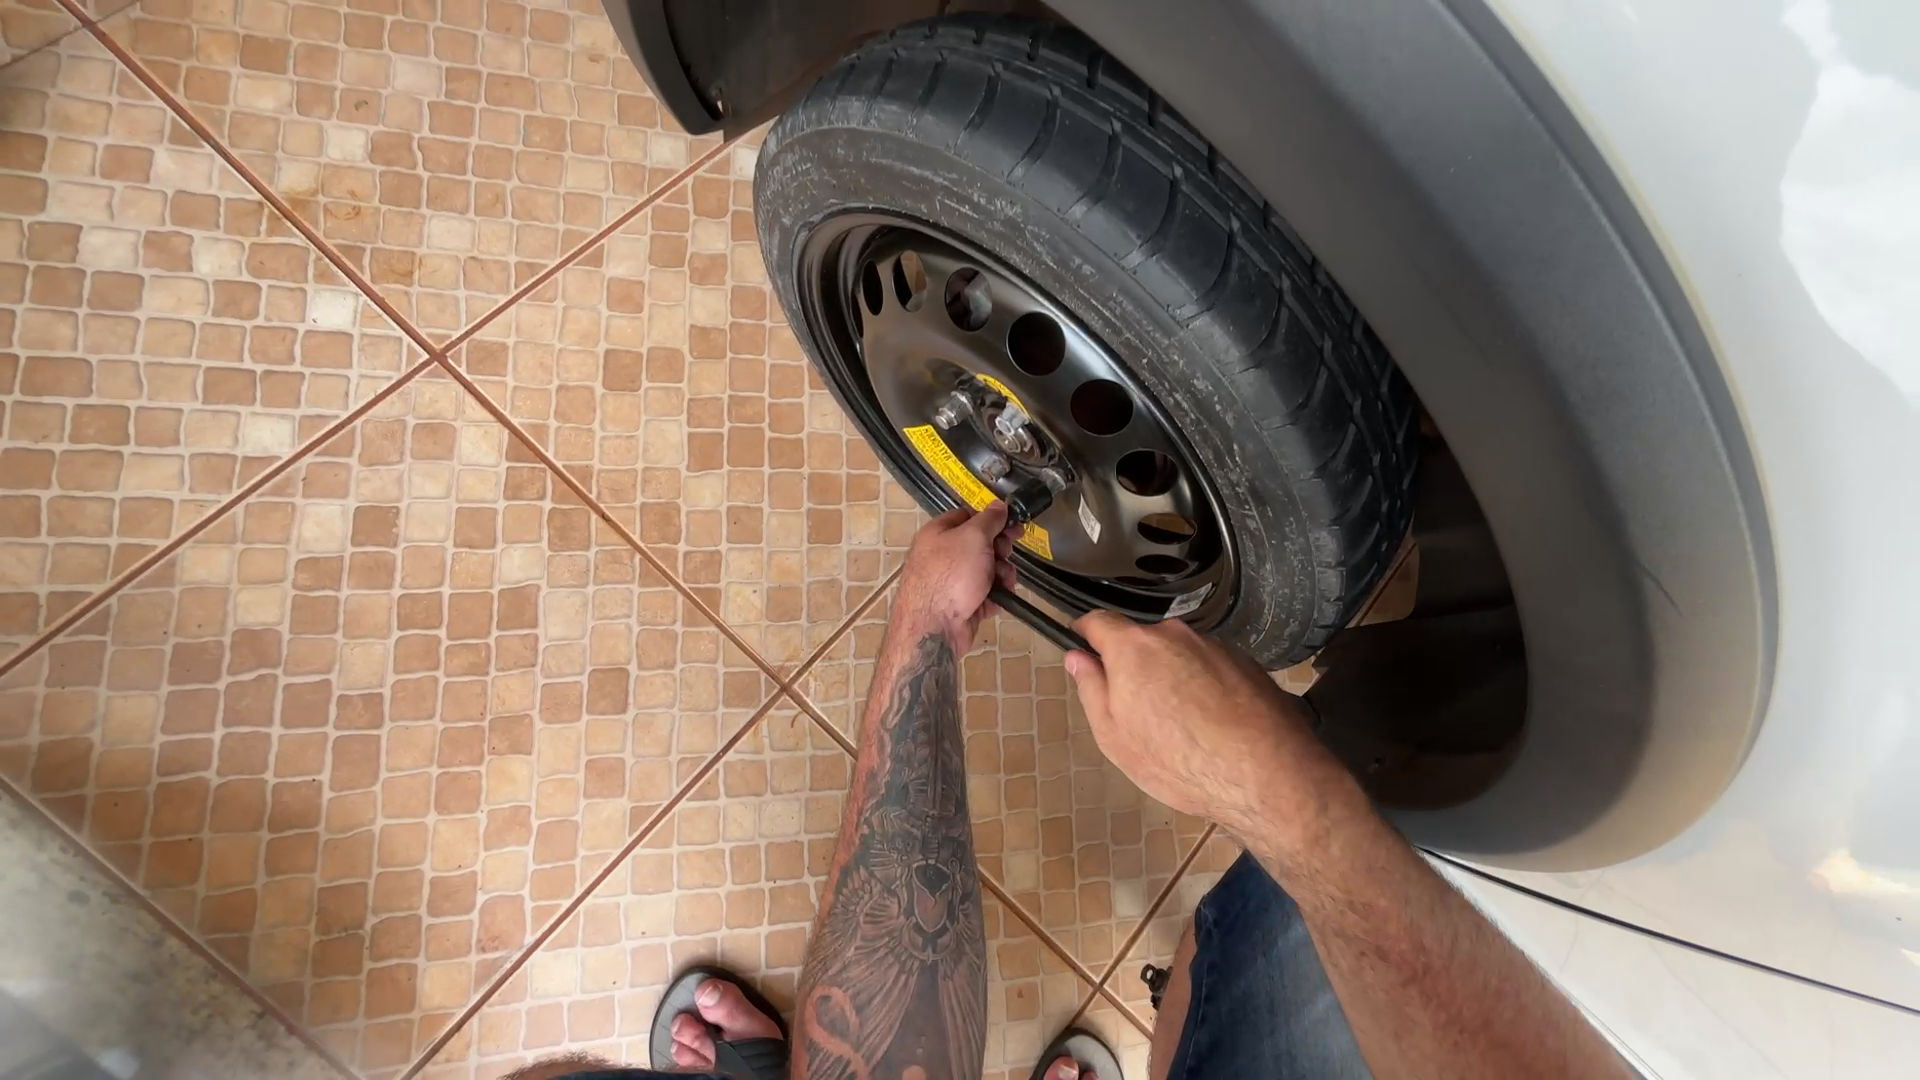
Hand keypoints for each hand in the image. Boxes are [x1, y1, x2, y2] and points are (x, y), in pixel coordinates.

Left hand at [893, 502, 1019, 652]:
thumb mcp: (974, 537)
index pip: (969, 516)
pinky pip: (985, 593)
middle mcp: (941, 555)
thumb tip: (998, 505)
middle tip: (1005, 554)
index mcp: (938, 533)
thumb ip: (989, 519)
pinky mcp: (961, 604)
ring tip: (1003, 581)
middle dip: (999, 550)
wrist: (934, 627)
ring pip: (986, 570)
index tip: (1012, 525)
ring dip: (1001, 574)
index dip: (992, 520)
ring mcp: (951, 582)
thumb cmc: (951, 574)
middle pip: (979, 545)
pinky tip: (999, 598)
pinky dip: (995, 595)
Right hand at [1064, 613, 1363, 851]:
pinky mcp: (1246, 661)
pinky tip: (1214, 722)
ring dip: (1172, 675)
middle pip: (1141, 640)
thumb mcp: (1114, 735)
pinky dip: (1204, 684)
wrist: (1266, 775)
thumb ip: (1091, 688)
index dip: (1085, 633)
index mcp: (1133, 647)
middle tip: (1138, 709)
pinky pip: (1210, 666)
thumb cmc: (1177, 760)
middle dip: (1133, 665)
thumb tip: (1077, 657)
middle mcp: (1173, 634)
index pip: (1098, 621)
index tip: (1083, 647)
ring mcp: (1214, 645)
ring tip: (1183, 723)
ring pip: (1178, 654)